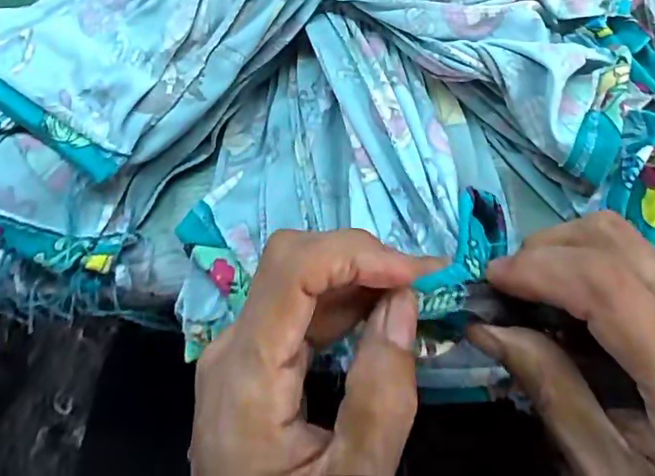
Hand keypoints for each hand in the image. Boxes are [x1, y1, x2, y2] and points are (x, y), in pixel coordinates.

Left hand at [191, 229, 440, 475]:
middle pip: (290, 263)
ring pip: (293, 279)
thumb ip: (380, 399)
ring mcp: (237, 352)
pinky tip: (378, 310)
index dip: (354, 254)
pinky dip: (340, 300)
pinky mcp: (249, 363)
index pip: (291, 269)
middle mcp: (231, 346)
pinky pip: (294, 311)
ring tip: (411, 289)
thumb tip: (402, 302)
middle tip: (423, 280)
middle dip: (359, 258)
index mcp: (246, 373)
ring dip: (355, 275)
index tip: (415, 273)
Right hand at [466, 213, 654, 475]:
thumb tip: (486, 326)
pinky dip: (600, 263)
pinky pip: (649, 259)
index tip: (490, 280)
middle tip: (508, 286)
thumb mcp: (608, 475)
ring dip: (570, 250)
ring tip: (540, 288)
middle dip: (547, 250)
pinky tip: (585, 303)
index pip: (609, 287)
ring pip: (629, 239)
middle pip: (615, 243)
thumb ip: (551, 391)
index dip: (540, 269)